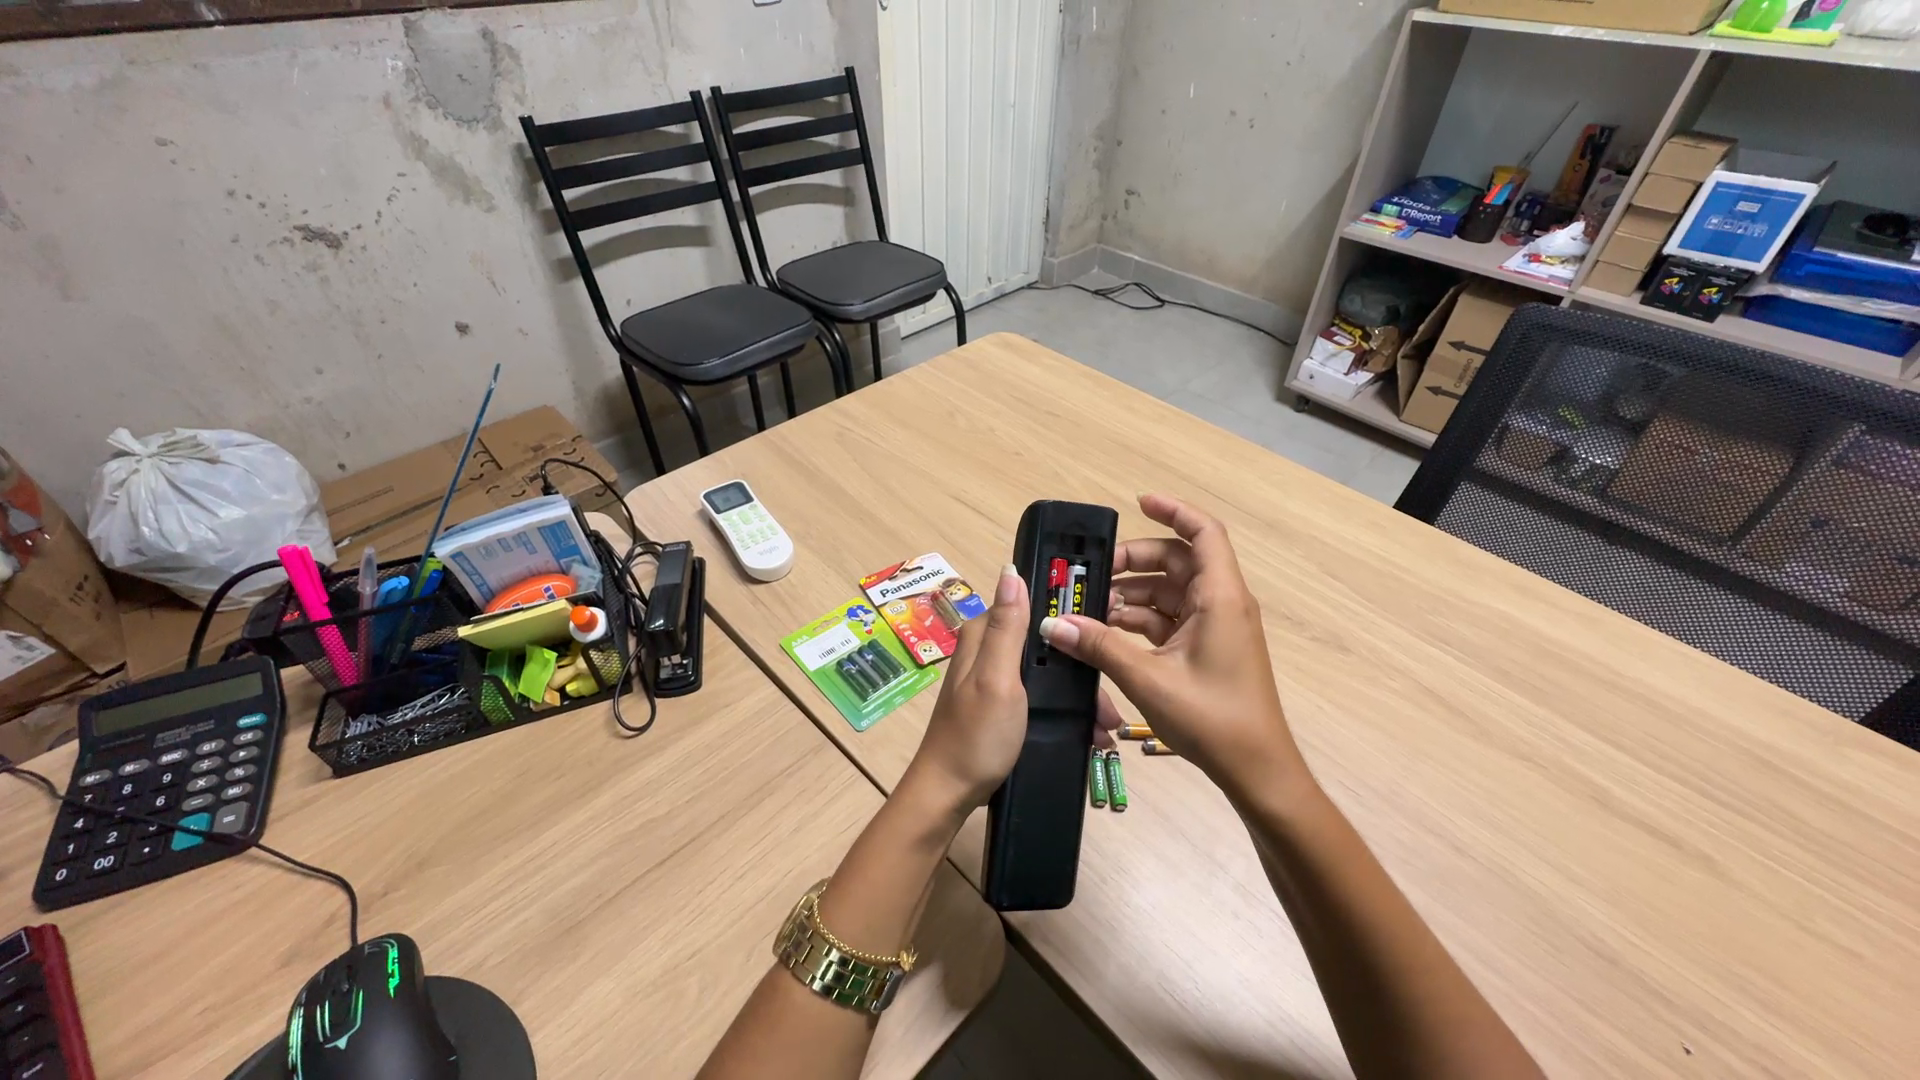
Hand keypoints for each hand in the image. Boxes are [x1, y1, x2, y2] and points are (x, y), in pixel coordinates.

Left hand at [906, 564, 1121, 813]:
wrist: (950, 793)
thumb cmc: (976, 736)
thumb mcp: (997, 677)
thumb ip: (1008, 627)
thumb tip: (1012, 571)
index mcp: (983, 636)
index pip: (1029, 605)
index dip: (1065, 615)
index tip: (1102, 632)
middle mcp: (987, 652)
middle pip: (1045, 644)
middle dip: (1080, 669)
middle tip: (1109, 703)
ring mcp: (995, 681)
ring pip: (1048, 675)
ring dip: (1079, 698)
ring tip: (1106, 726)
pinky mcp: (1003, 707)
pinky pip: (1042, 699)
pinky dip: (1065, 713)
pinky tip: (1088, 733)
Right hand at [1038, 494, 1308, 798]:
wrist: (1256, 770)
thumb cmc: (1213, 718)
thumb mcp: (1148, 679)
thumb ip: (1100, 646)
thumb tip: (1055, 625)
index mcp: (1220, 597)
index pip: (1203, 533)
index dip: (1172, 510)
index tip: (1137, 502)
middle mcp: (1221, 603)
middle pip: (1177, 561)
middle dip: (1134, 561)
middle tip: (1093, 574)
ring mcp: (1215, 627)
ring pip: (1169, 592)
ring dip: (1132, 596)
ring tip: (1090, 610)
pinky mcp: (1207, 649)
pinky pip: (1170, 620)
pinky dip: (1140, 621)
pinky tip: (1107, 634)